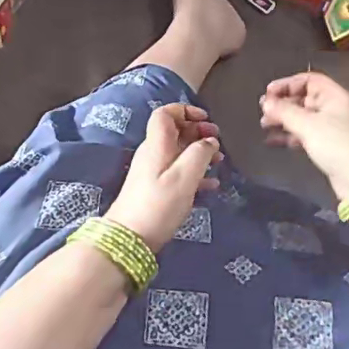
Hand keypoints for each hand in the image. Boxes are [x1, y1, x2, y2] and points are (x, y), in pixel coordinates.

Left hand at [104, 103, 221, 250]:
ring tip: (219, 161)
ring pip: (178, 152)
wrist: (130, 238)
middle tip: (217, 142)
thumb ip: (200, 153)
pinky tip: (211, 184)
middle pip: (175, 132)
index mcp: (157, 144)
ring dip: (199, 153)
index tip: (206, 120)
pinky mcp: (155, 189)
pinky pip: (178, 172)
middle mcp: (153, 153)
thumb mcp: (185, 176)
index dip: (185, 110)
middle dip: (198, 132)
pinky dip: (195, 172)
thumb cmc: (159, 204)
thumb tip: (209, 141)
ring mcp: (153, 172)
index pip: (165, 114)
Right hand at [259, 72, 348, 199]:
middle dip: (283, 103)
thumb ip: (284, 112)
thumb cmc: (337, 145)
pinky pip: (306, 134)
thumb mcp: (308, 125)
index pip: (309, 80)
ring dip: (284, 120)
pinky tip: (273, 141)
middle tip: (263, 111)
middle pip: (305, 98)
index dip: (287, 84)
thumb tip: (266, 102)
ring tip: (264, 125)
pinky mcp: (329, 146)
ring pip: (304, 117)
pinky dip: (290, 135)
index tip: (268, 93)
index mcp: (336, 96)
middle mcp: (335, 109)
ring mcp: (333, 128)